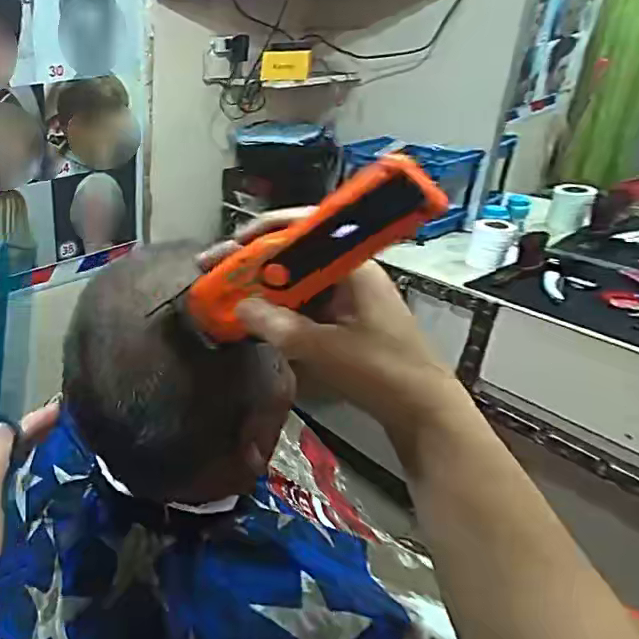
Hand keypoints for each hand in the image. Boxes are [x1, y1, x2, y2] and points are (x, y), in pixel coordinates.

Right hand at [198, 211, 466, 440]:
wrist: (423, 410)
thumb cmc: (383, 372)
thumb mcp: (326, 349)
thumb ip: (280, 327)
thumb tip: (241, 308)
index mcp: (352, 265)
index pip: (305, 228)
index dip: (265, 231)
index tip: (233, 244)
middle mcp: (347, 271)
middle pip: (293, 252)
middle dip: (252, 258)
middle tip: (214, 266)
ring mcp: (344, 295)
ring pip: (293, 277)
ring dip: (259, 283)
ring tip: (224, 289)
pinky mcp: (340, 318)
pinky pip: (300, 301)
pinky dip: (274, 305)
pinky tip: (249, 314)